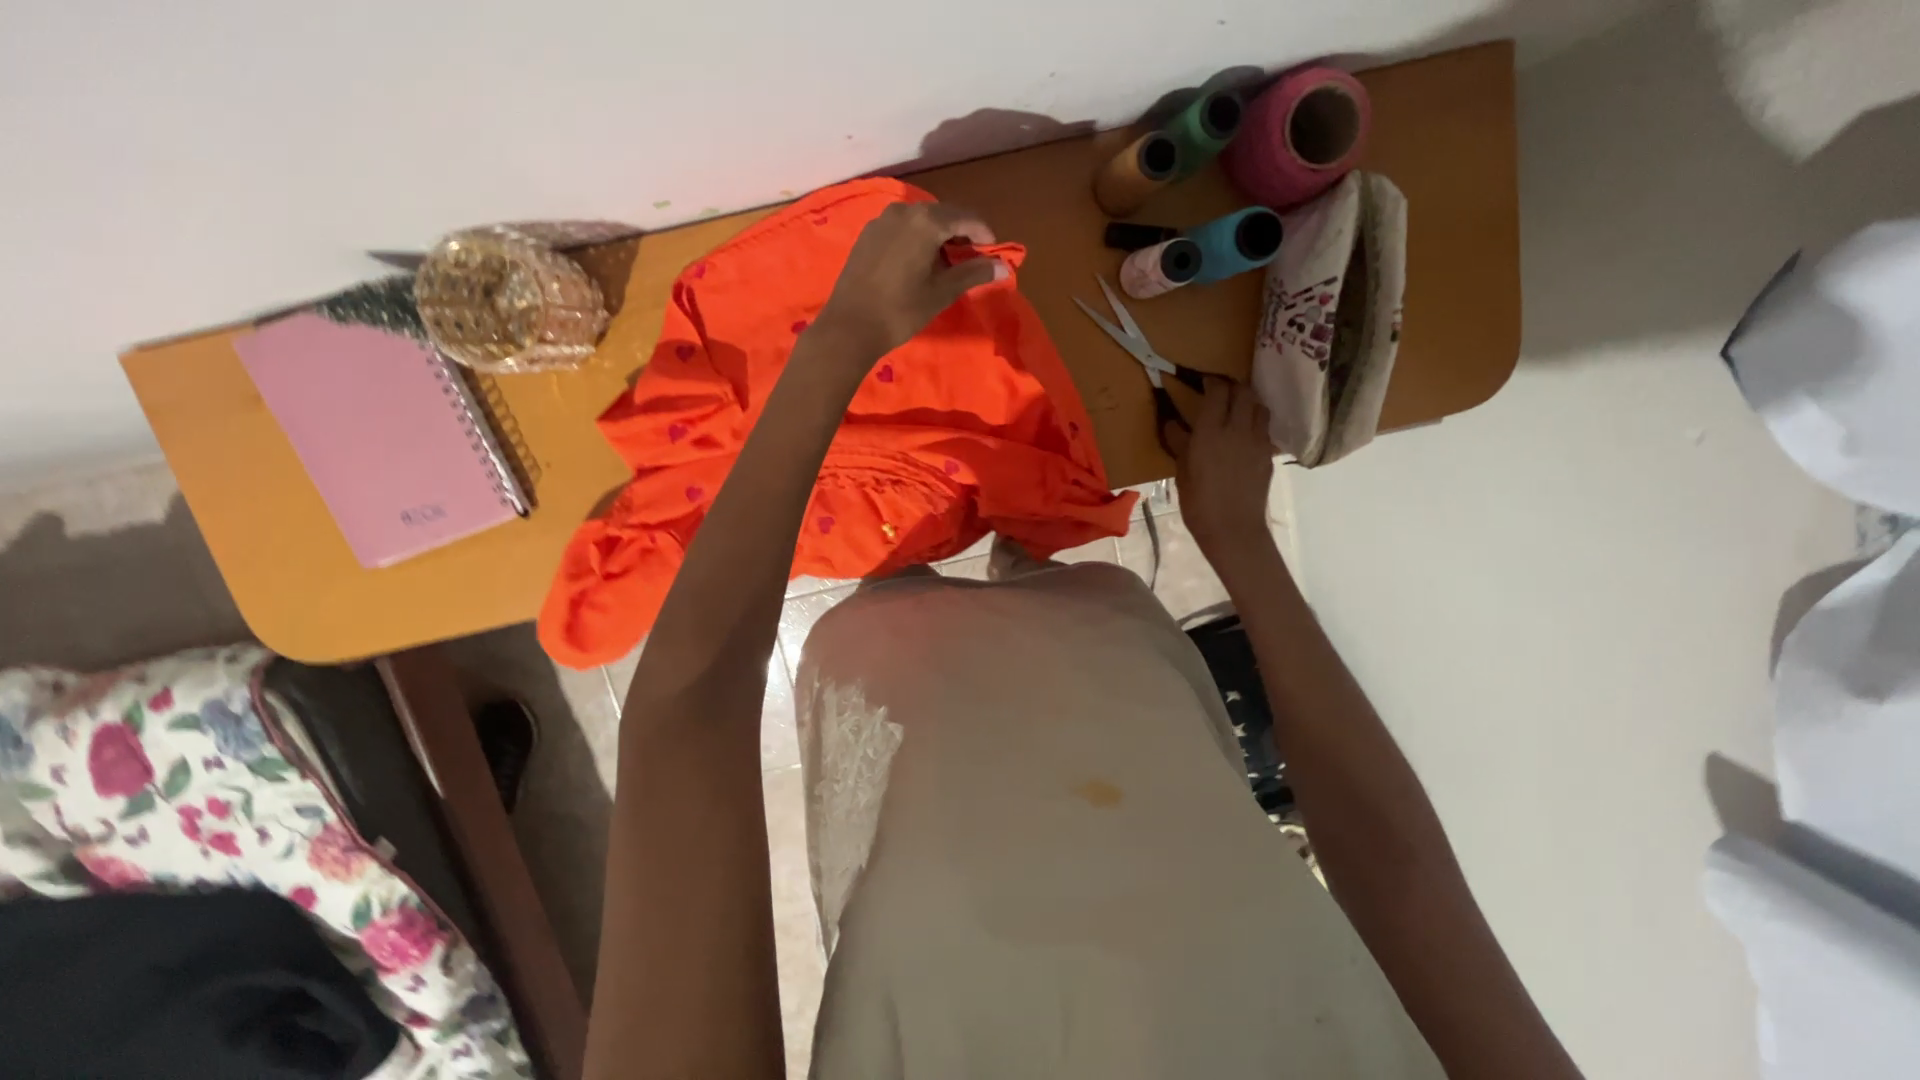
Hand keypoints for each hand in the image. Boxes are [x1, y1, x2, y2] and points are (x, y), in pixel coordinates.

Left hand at [808, 201, 1006, 369]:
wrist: (850, 326)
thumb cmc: (901, 310)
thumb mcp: (942, 292)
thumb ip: (973, 273)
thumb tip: (1003, 267)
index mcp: (927, 221)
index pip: (967, 217)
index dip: (984, 235)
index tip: (992, 255)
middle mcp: (904, 211)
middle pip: (943, 214)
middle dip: (961, 233)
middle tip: (971, 260)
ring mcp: (882, 220)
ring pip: (921, 220)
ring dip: (938, 235)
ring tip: (945, 262)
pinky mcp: (868, 234)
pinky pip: (901, 227)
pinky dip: (916, 238)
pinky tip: (918, 262)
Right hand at [1165, 378, 1276, 568]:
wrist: (1233, 530)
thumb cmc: (1199, 505)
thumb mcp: (1182, 473)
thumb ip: (1179, 444)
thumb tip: (1173, 424)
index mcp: (1211, 431)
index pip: (1218, 391)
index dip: (1212, 381)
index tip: (1204, 381)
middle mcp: (1238, 429)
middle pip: (1243, 392)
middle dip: (1232, 386)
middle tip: (1221, 390)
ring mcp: (1257, 441)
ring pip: (1259, 407)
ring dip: (1248, 401)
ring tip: (1237, 408)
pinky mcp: (1268, 455)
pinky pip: (1264, 428)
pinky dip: (1255, 423)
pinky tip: (1245, 434)